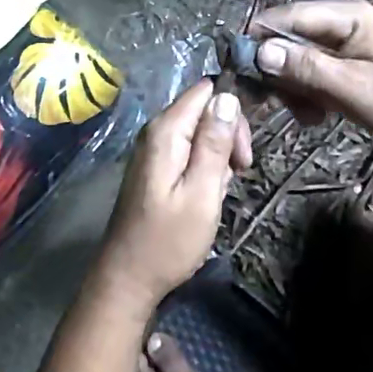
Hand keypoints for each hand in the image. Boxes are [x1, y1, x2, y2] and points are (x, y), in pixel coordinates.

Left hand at [93, 80, 252, 308]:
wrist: (128, 280)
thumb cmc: (168, 241)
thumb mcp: (202, 193)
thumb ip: (214, 143)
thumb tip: (228, 97)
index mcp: (166, 131)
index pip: (207, 91)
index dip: (232, 111)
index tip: (243, 148)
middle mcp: (157, 130)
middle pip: (205, 109)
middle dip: (229, 135)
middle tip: (239, 171)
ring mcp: (155, 148)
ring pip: (202, 131)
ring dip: (219, 155)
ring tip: (219, 190)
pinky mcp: (157, 165)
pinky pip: (191, 151)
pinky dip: (206, 168)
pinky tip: (207, 194)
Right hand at [249, 0, 372, 140]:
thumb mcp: (352, 88)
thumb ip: (307, 68)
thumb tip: (261, 52)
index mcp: (346, 15)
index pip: (290, 14)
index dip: (260, 35)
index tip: (236, 64)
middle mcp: (339, 20)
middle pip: (288, 36)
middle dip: (279, 70)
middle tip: (277, 103)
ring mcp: (339, 40)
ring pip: (294, 57)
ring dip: (293, 87)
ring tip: (309, 115)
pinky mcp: (340, 59)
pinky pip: (308, 70)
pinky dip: (306, 92)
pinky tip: (317, 114)